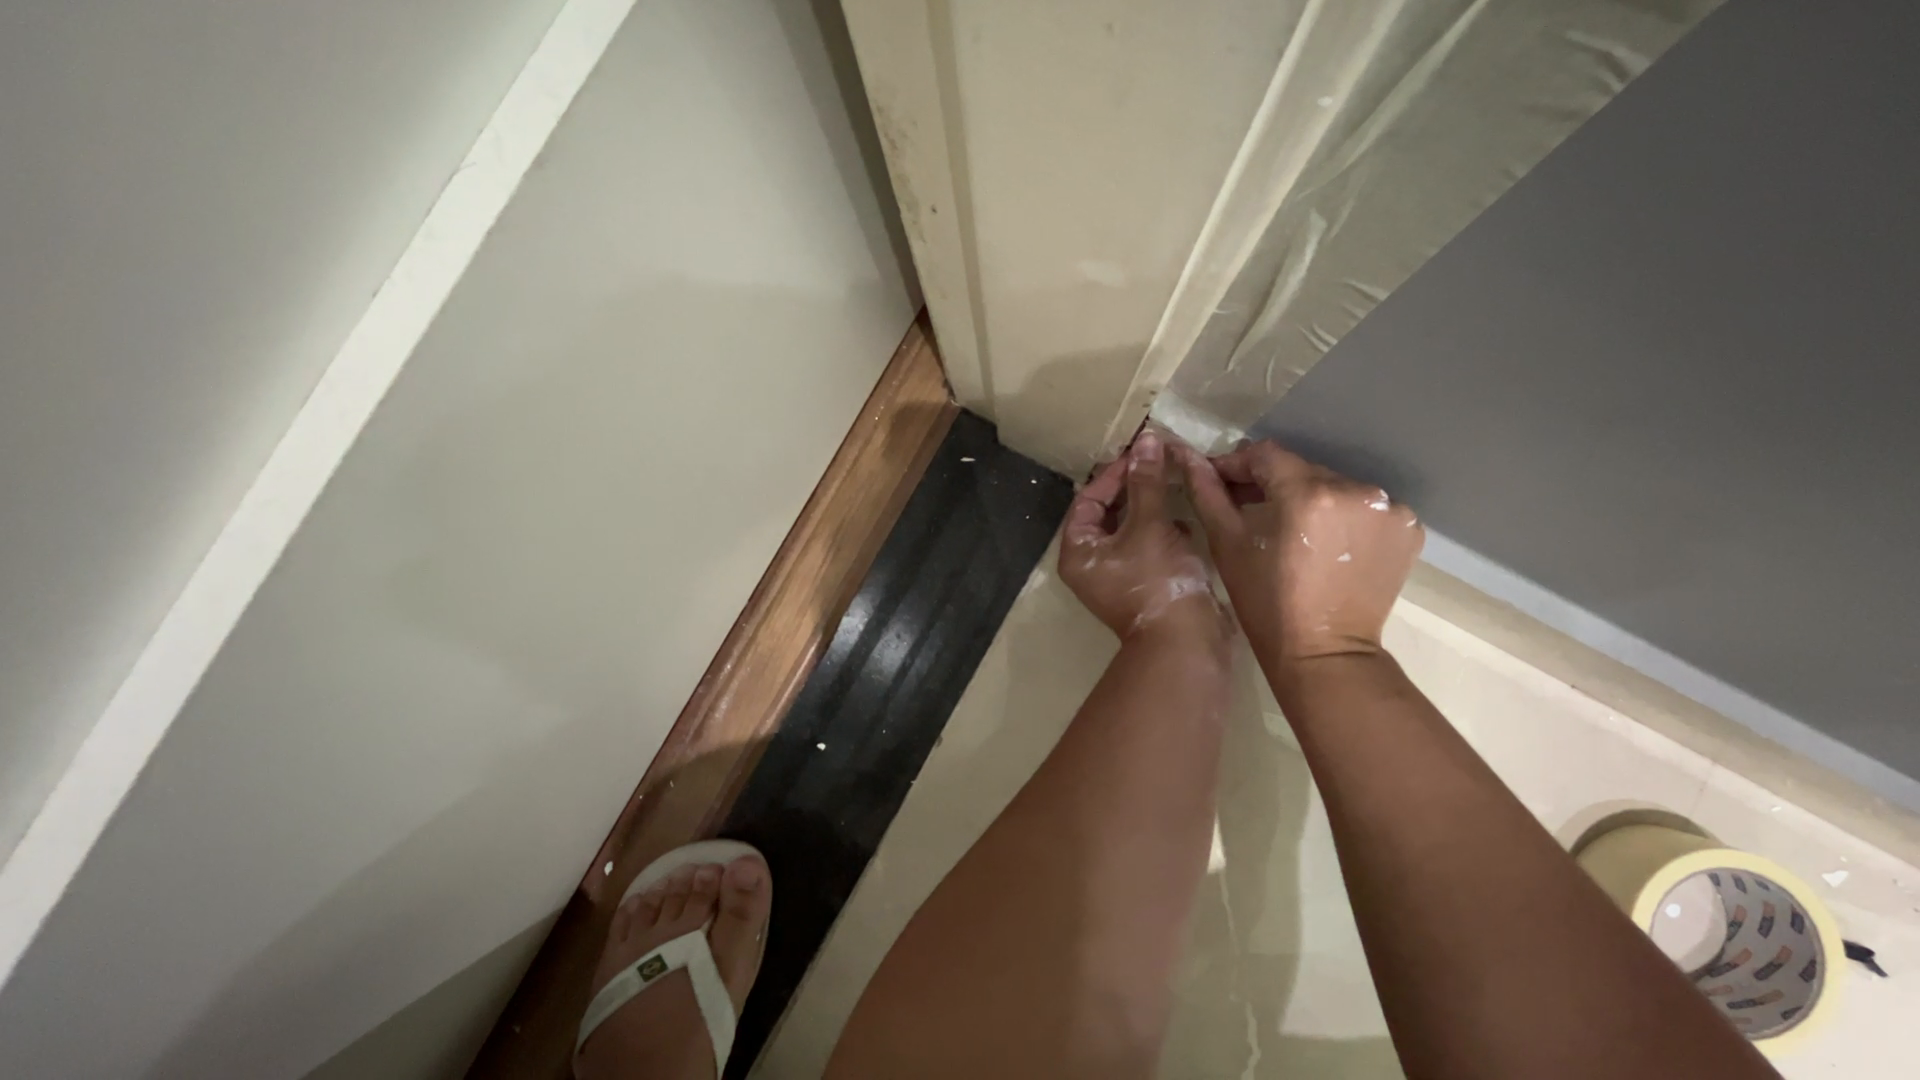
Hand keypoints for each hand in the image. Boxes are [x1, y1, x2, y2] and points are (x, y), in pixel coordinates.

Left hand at [1058, 430, 1228, 645]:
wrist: (1185, 641)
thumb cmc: (1157, 579)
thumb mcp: (1150, 524)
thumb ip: (1147, 482)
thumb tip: (1146, 440)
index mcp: (1078, 551)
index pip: (1088, 499)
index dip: (1114, 473)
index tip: (1141, 452)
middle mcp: (1091, 564)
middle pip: (1108, 514)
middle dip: (1135, 488)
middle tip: (1158, 462)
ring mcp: (1117, 576)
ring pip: (1131, 530)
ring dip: (1152, 508)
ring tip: (1173, 483)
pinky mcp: (1143, 584)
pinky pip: (1148, 548)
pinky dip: (1164, 532)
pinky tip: (1184, 521)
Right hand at [1179, 440, 1422, 666]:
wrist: (1325, 654)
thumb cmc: (1266, 603)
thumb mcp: (1228, 545)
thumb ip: (1208, 493)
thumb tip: (1187, 456)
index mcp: (1308, 493)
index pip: (1267, 455)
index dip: (1238, 464)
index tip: (1221, 480)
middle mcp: (1357, 490)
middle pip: (1303, 471)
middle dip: (1274, 484)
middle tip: (1249, 507)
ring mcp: (1389, 509)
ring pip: (1335, 487)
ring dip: (1311, 499)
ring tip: (1290, 528)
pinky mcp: (1407, 528)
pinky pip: (1366, 508)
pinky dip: (1345, 517)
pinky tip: (1328, 542)